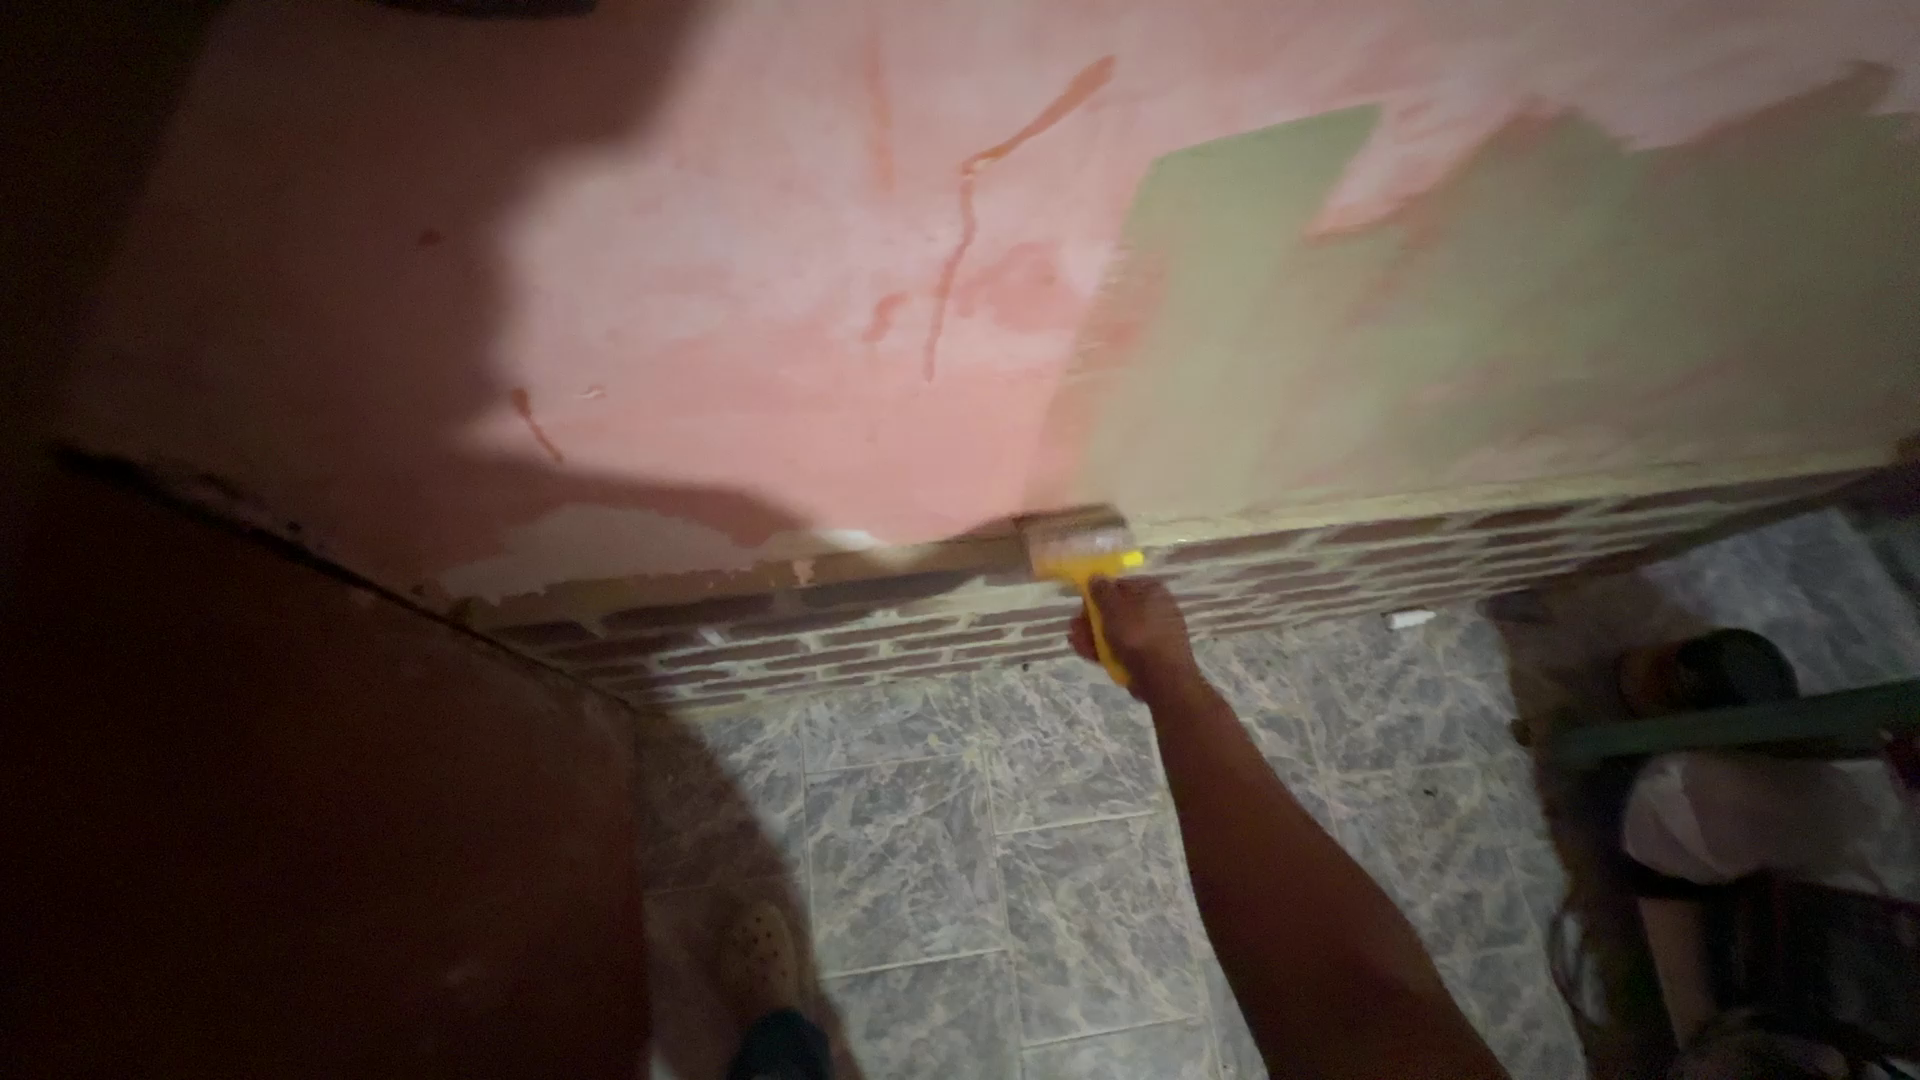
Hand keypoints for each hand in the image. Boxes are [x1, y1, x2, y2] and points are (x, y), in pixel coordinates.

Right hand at [1069, 576, 1204, 698]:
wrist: (1164, 678)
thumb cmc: (1138, 635)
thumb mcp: (1114, 608)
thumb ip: (1101, 591)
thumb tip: (1096, 576)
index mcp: (1151, 590)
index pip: (1119, 585)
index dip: (1098, 594)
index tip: (1082, 605)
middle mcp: (1155, 608)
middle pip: (1116, 609)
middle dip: (1091, 618)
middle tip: (1074, 627)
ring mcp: (1153, 633)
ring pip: (1118, 630)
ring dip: (1093, 635)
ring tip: (1075, 641)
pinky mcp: (1149, 655)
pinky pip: (1125, 647)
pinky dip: (1106, 649)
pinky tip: (1087, 653)